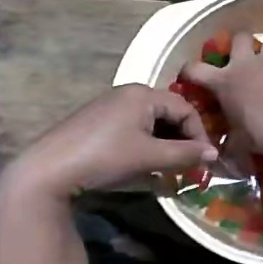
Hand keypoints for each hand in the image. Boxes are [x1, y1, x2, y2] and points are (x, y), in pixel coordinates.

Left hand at [2, 84, 218, 198]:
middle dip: (182, 139)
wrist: (47, 171)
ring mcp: (110, 105)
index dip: (200, 135)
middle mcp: (128, 92)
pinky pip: (133, 126)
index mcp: (144, 93)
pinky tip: (143, 163)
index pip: (186, 109)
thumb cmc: (105, 158)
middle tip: (189, 164)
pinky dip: (146, 143)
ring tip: (168, 167)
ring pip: (151, 121)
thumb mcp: (150, 157)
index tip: (204, 160)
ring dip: (165, 143)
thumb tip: (215, 154)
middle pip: (169, 113)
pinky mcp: (97, 120)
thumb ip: (186, 154)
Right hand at [179, 32, 262, 153]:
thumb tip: (220, 156)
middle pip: (239, 38)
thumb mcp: (238, 143)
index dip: (188, 70)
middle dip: (239, 44)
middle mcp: (245, 64)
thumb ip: (228, 144)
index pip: (195, 69)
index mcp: (224, 81)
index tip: (188, 75)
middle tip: (241, 59)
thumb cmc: (260, 133)